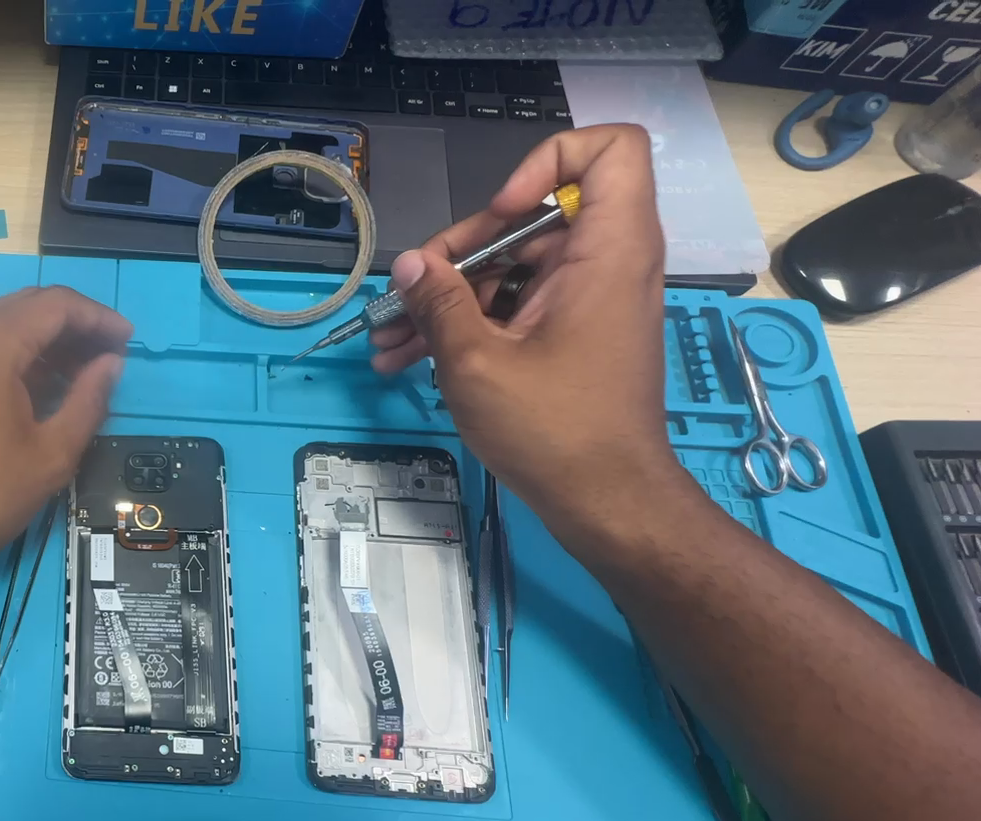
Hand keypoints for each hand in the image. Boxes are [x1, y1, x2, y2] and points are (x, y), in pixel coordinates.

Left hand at [0, 286, 131, 615]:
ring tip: (83, 372)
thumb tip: (111, 363)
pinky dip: (16, 352)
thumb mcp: (52, 453)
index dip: (98, 317)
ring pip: (4, 321)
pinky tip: (42, 382)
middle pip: (28, 306)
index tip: (127, 340)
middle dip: (74, 326)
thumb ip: (89, 399)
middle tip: (109, 357)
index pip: (56, 304)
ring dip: (46, 339)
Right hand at [369, 124, 694, 532]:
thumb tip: (409, 264)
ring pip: (508, 273)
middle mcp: (602, 264)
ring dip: (444, 302)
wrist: (600, 495)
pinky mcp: (565, 335)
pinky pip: (512, 309)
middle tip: (404, 298)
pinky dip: (464, 327)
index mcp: (604, 250)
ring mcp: (582, 301)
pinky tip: (407, 360)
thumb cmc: (549, 425)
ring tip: (387, 342)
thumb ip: (439, 303)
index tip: (494, 217)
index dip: (542, 167)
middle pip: (529, 221)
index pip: (606, 152)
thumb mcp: (475, 361)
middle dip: (457, 257)